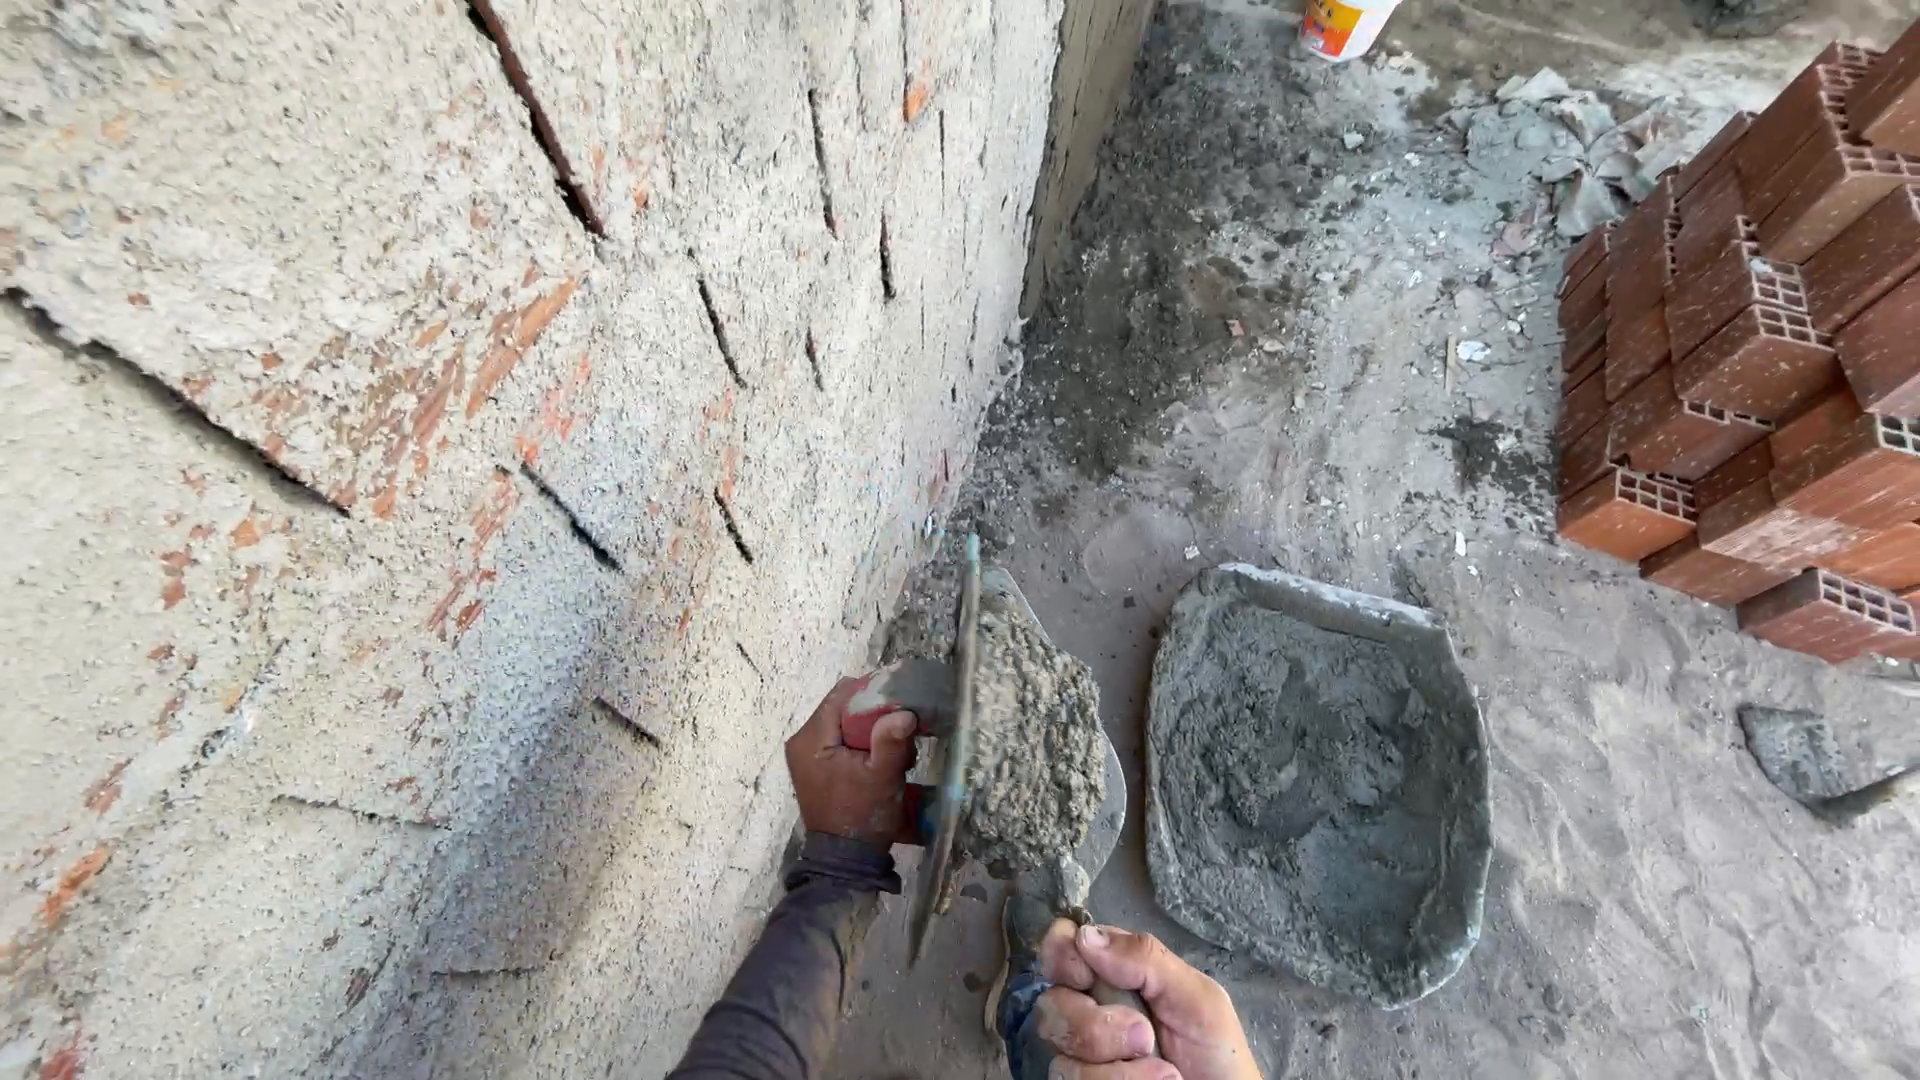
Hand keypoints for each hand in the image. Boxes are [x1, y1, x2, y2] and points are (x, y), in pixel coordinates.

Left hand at [784, 677, 917, 846]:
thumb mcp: (882, 777)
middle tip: (899, 733)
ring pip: (844, 723)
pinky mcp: (815, 766)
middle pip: (843, 707)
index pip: (841, 695)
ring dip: (870, 731)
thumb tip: (905, 713)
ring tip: (892, 753)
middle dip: (874, 716)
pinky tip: (878, 760)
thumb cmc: (862, 816)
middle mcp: (802, 741)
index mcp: (811, 739)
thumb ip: (891, 741)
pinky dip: (862, 743)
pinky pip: (841, 739)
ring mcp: (806, 754)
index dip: (872, 693)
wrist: (846, 860)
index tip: (900, 701)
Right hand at [1033, 921, 1260, 1079]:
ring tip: (1163, 1074)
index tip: (1085, 976)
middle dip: (1096, 1027)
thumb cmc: (1217, 1053)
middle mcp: (1088, 1009)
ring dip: (1115, 1070)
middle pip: (1051, 1003)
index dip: (1062, 956)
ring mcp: (1084, 1056)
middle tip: (1144, 1037)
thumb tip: (1084, 935)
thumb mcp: (1197, 998)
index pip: (1061, 946)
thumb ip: (1146, 959)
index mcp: (1111, 972)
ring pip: (1060, 1056)